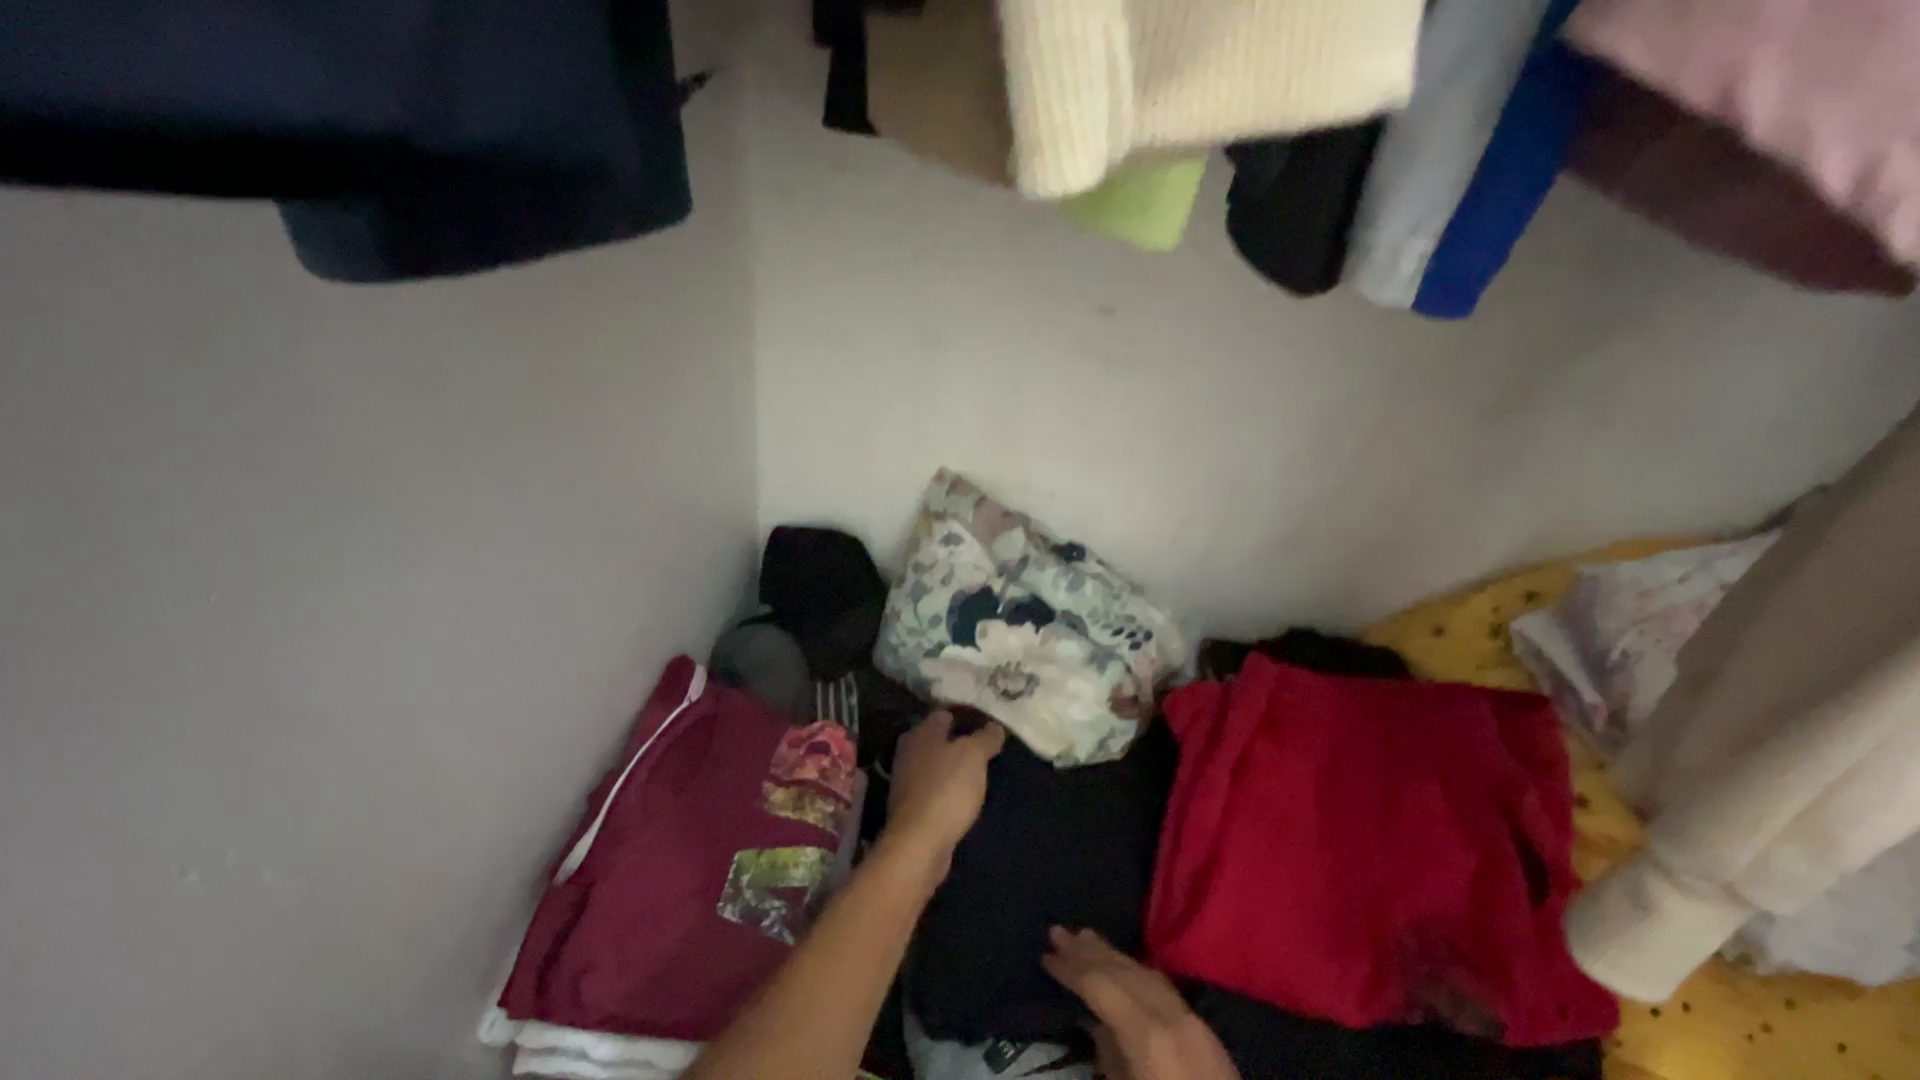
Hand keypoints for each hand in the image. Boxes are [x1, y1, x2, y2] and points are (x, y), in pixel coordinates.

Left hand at [884, 709, 1004, 857]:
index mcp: (921, 732)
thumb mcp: (974, 755)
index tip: (989, 725)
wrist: (920, 842)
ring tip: (980, 775)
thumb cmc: (947, 788)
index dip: (967, 717)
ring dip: (954, 770)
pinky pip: (934, 791)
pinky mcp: (911, 808)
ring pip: (936, 766)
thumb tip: (994, 726)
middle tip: (988, 750)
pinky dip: (948, 792)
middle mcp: (908, 752)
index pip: (945, 714)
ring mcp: (906, 781)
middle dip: (960, 744)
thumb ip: (985, 737)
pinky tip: (964, 799)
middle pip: (938, 740)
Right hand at [1042, 928, 1240, 1079]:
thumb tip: (1095, 1021)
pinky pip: (1162, 987)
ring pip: (1146, 974)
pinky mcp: (1204, 1032)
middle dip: (1089, 951)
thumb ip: (1107, 1053)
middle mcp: (1170, 1015)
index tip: (1045, 955)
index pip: (1101, 986)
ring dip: (1113, 956)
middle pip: (1124, 972)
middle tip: (1058, 932)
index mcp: (1146, 1033)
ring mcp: (1191, 1021)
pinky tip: (1125, 967)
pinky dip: (1137, 971)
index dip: (1071, 969)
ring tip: (1086, 937)